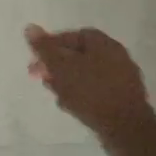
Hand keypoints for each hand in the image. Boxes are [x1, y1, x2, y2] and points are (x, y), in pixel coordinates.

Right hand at [24, 24, 153, 134]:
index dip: (52, 45)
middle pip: (79, 56)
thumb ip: (44, 48)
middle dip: (57, 66)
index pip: (72, 35)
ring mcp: (123, 78)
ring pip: (86, 74)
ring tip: (55, 94)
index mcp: (104, 43)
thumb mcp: (60, 67)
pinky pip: (97, 90)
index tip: (37, 59)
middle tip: (42, 78)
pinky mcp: (124, 98)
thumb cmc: (90, 92)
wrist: (126, 128)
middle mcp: (117, 56)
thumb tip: (30, 27)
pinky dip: (82, 94)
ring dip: (67, 82)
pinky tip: (72, 106)